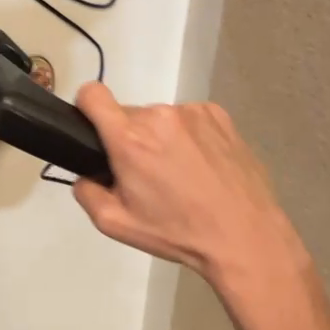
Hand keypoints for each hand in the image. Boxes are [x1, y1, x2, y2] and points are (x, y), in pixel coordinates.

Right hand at [72, 82, 308, 289]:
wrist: (244, 235)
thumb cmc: (176, 232)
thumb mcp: (114, 224)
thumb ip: (85, 193)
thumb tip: (86, 174)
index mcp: (129, 139)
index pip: (92, 94)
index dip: (86, 109)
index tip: (92, 131)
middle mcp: (159, 115)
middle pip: (126, 114)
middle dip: (126, 139)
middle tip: (144, 175)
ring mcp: (192, 112)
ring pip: (157, 118)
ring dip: (157, 138)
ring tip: (178, 174)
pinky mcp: (218, 116)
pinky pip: (186, 119)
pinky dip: (184, 136)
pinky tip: (199, 165)